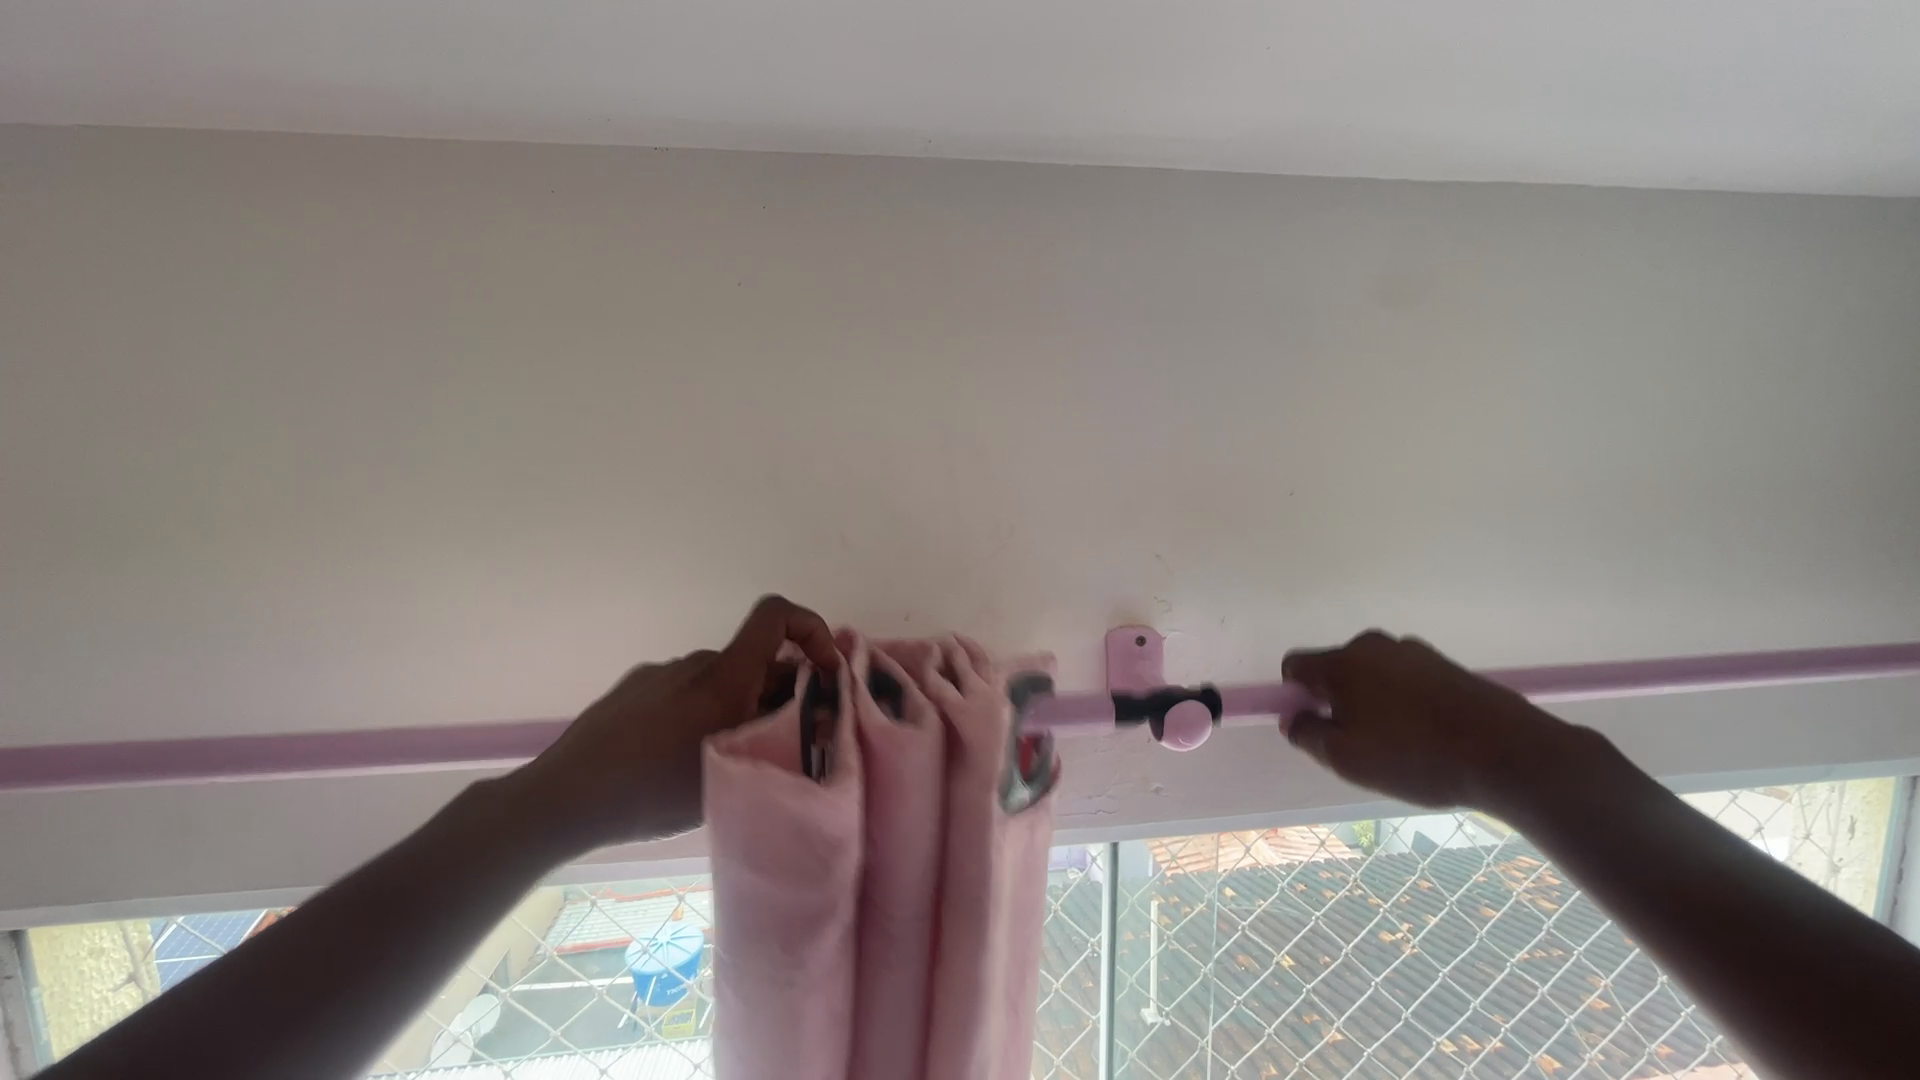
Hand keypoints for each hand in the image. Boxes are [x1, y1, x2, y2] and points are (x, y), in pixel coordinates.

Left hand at [506, 595, 839, 855]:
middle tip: (781, 744)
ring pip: (720, 683)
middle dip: (778, 695)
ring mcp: (660, 674)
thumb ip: (776, 737)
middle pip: (754, 662)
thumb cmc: (653, 788)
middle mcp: (695, 662)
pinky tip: (676, 762)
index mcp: (724, 675)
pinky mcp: (633, 691)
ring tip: (724, 763)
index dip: (811, 629)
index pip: (776, 614)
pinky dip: (699, 715)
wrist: (564, 798)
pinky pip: (685, 693)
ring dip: (736, 709)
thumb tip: (810, 717)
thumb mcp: (731, 770)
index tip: (824, 672)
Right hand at [1281, 630, 1584, 811]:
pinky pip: (1406, 680)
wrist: (1510, 754)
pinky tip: (1428, 736)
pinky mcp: (1447, 666)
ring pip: (1372, 675)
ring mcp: (1415, 652)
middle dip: (1336, 700)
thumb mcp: (1346, 759)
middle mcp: (1374, 646)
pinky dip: (1404, 703)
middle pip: (1335, 668)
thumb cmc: (1415, 757)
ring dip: (1372, 702)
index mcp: (1342, 662)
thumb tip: (1293, 718)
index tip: (1316, 726)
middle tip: (1358, 742)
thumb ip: (1307, 734)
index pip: (1295, 665)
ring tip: (1400, 744)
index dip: (1295, 696)